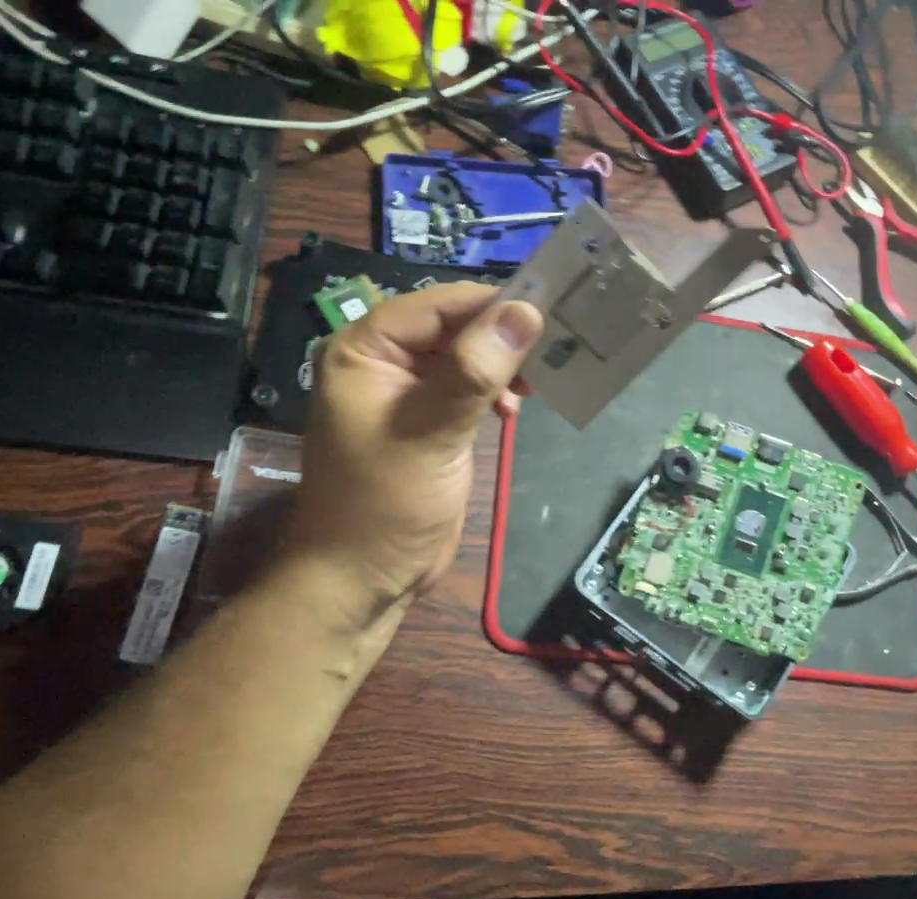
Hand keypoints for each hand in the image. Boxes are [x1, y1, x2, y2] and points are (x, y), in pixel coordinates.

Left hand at [287, 283, 543, 617]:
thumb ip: (474, 372)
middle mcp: (381, 363)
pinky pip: (465, 390)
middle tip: (553, 346)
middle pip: (450, 327)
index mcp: (363, 351)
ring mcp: (405, 395)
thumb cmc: (383, 505)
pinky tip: (515, 408)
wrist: (363, 577)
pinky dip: (493, 393)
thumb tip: (526, 312)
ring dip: (501, 365)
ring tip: (539, 382)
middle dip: (499, 335)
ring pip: (463, 358)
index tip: (547, 308)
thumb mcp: (429, 434)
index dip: (489, 303)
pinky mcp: (427, 424)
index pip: (434, 305)